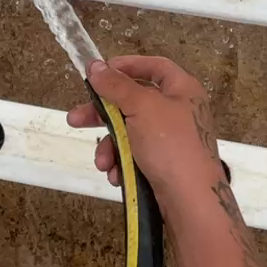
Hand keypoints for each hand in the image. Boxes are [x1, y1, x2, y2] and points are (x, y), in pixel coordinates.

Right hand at [65, 56, 221, 197]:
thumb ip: (116, 85)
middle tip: (76, 119)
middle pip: (132, 102)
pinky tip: (117, 174)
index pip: (153, 66)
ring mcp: (170, 139)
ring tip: (103, 163)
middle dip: (102, 115)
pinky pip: (134, 154)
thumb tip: (95, 66)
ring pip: (128, 132)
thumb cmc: (170, 145)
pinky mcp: (162, 162)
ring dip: (110, 146)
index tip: (100, 73)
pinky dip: (122, 162)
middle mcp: (177, 111)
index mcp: (182, 90)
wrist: (190, 200)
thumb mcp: (141, 107)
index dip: (126, 66)